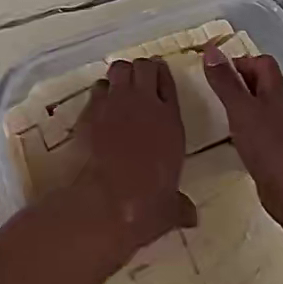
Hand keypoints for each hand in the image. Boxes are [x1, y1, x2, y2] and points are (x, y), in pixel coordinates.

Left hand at [74, 59, 195, 248]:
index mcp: (170, 120)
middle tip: (139, 82)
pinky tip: (101, 107)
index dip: (163, 77)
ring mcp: (116, 103)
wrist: (105, 202)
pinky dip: (101, 92)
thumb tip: (192, 217)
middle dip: (141, 70)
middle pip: (144, 66)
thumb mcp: (170, 208)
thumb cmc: (146, 204)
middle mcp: (145, 104)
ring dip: (120, 75)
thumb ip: (181, 205)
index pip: (168, 81)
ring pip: (119, 68)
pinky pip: (98, 88)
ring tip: (120, 89)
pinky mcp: (91, 111)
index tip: (159, 78)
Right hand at [202, 45, 282, 220]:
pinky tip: (233, 139)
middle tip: (214, 92)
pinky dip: (245, 126)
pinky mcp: (280, 146)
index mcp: (276, 88)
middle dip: (238, 82)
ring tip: (220, 113)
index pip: (261, 61)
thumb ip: (225, 80)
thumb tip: (211, 49)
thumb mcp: (239, 108)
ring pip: (260, 104)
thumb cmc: (266, 145)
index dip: (240, 62)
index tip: (216, 73)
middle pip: (261, 81)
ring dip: (241, 104)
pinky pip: (260, 126)